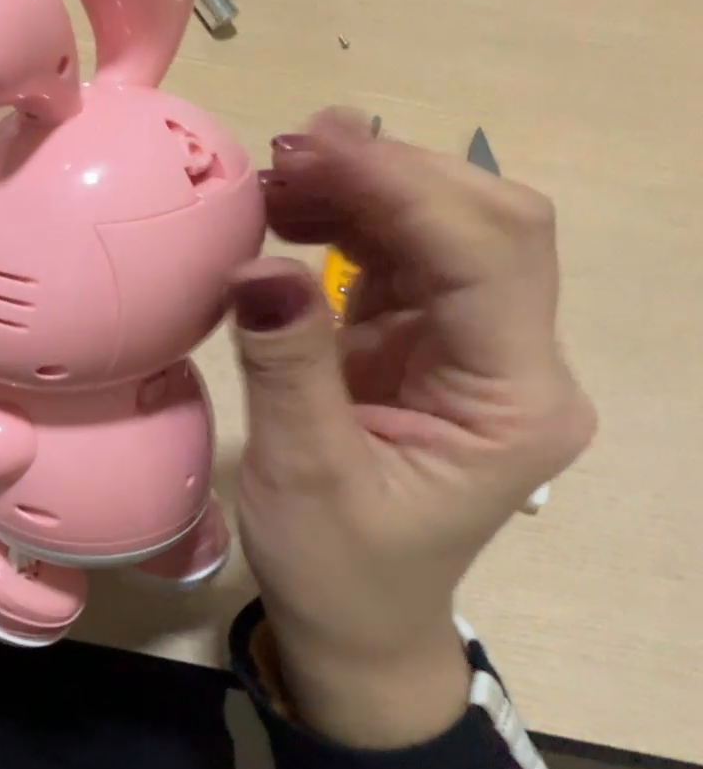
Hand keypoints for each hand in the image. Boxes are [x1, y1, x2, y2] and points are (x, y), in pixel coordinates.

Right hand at [233, 109, 595, 747]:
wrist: (352, 621)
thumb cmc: (335, 565)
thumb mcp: (304, 473)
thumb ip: (289, 366)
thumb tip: (258, 268)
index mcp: (510, 400)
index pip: (485, 261)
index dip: (404, 191)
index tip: (314, 149)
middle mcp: (507, 362)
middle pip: (486, 229)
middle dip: (394, 174)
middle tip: (289, 146)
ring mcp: (463, 353)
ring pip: (442, 238)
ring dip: (367, 192)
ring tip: (280, 170)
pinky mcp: (413, 352)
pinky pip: (394, 269)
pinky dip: (346, 229)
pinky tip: (292, 213)